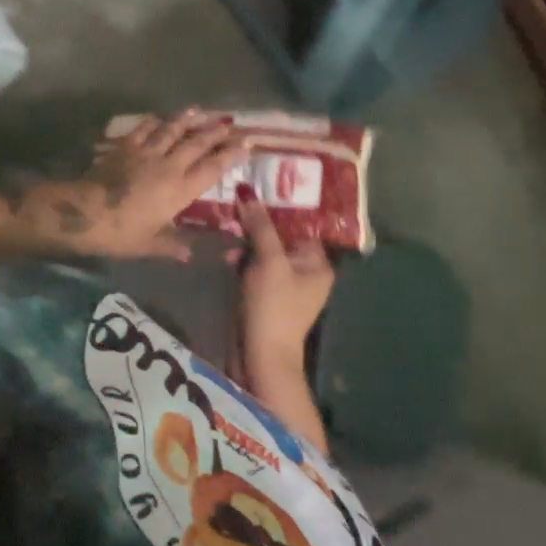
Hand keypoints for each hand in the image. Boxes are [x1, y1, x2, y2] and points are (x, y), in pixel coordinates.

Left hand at [21, 110, 244, 260]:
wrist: (85, 212)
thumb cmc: (121, 233)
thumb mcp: (150, 244)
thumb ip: (172, 246)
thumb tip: (189, 255)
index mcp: (180, 190)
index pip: (212, 168)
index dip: (230, 155)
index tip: (246, 144)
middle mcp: (168, 166)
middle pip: (197, 143)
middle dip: (215, 132)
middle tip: (229, 122)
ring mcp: (146, 153)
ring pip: (172, 130)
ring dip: (187, 119)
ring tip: (199, 111)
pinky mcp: (125, 147)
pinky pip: (144, 129)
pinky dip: (154, 121)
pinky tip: (159, 117)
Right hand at [237, 192, 335, 372]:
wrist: (261, 356)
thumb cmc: (273, 306)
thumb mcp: (269, 261)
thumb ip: (260, 226)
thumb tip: (248, 192)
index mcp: (318, 263)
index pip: (301, 225)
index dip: (279, 207)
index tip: (256, 189)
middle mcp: (306, 272)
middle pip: (280, 236)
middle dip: (257, 226)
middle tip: (235, 213)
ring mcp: (286, 285)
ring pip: (264, 252)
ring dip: (246, 244)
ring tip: (228, 242)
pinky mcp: (267, 296)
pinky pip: (255, 268)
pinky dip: (243, 261)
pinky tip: (228, 259)